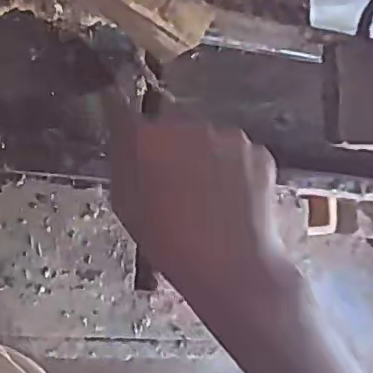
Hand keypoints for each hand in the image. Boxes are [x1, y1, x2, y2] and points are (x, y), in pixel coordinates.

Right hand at [104, 92, 289, 312]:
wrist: (231, 264)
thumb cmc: (167, 239)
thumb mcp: (124, 203)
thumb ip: (122, 162)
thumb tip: (123, 139)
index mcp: (146, 138)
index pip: (121, 108)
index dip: (116, 109)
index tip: (114, 110)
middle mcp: (187, 125)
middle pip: (167, 119)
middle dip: (164, 138)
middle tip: (165, 174)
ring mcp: (227, 136)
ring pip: (203, 134)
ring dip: (197, 151)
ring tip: (199, 191)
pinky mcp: (258, 150)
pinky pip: (232, 149)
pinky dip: (227, 164)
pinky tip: (224, 195)